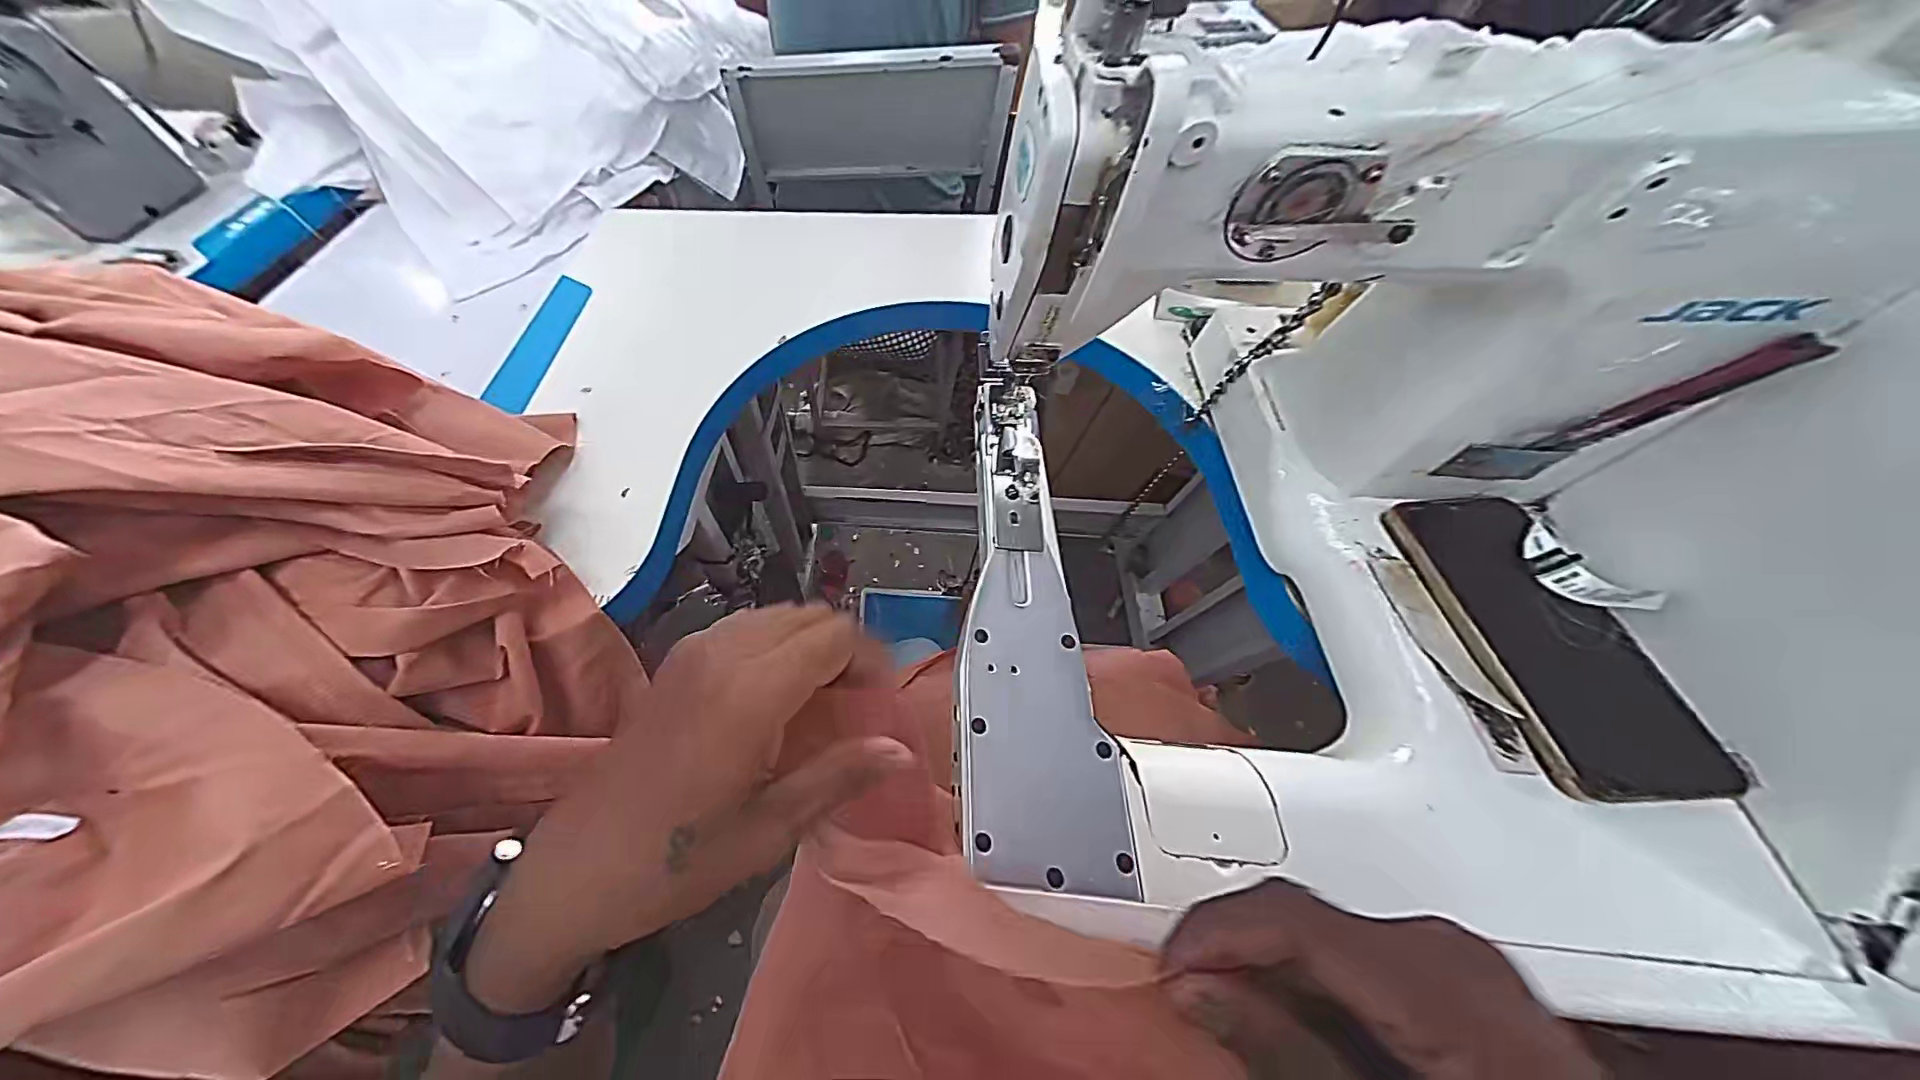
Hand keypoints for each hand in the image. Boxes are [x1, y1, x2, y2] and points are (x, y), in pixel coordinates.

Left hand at [462, 605, 912, 1012]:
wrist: (574, 870)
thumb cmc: (677, 861)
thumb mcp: (770, 829)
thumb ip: (840, 776)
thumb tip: (903, 750)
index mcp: (751, 691)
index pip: (835, 637)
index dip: (870, 662)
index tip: (880, 706)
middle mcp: (724, 653)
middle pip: (812, 617)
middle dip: (846, 651)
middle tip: (855, 707)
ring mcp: (696, 650)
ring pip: (781, 615)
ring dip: (813, 645)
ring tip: (821, 701)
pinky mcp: (679, 659)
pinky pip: (749, 627)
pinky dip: (779, 644)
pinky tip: (777, 696)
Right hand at [1159, 879, 1602, 1079]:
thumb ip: (1286, 1048)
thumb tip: (1202, 989)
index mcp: (1438, 976)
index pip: (1289, 914)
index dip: (1213, 931)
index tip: (1170, 965)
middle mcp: (1448, 950)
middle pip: (1299, 915)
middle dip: (1235, 949)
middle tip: (1192, 995)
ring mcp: (1456, 958)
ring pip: (1320, 929)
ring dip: (1267, 962)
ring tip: (1236, 1012)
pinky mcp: (1456, 975)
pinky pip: (1354, 952)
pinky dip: (1308, 975)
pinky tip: (1294, 1018)